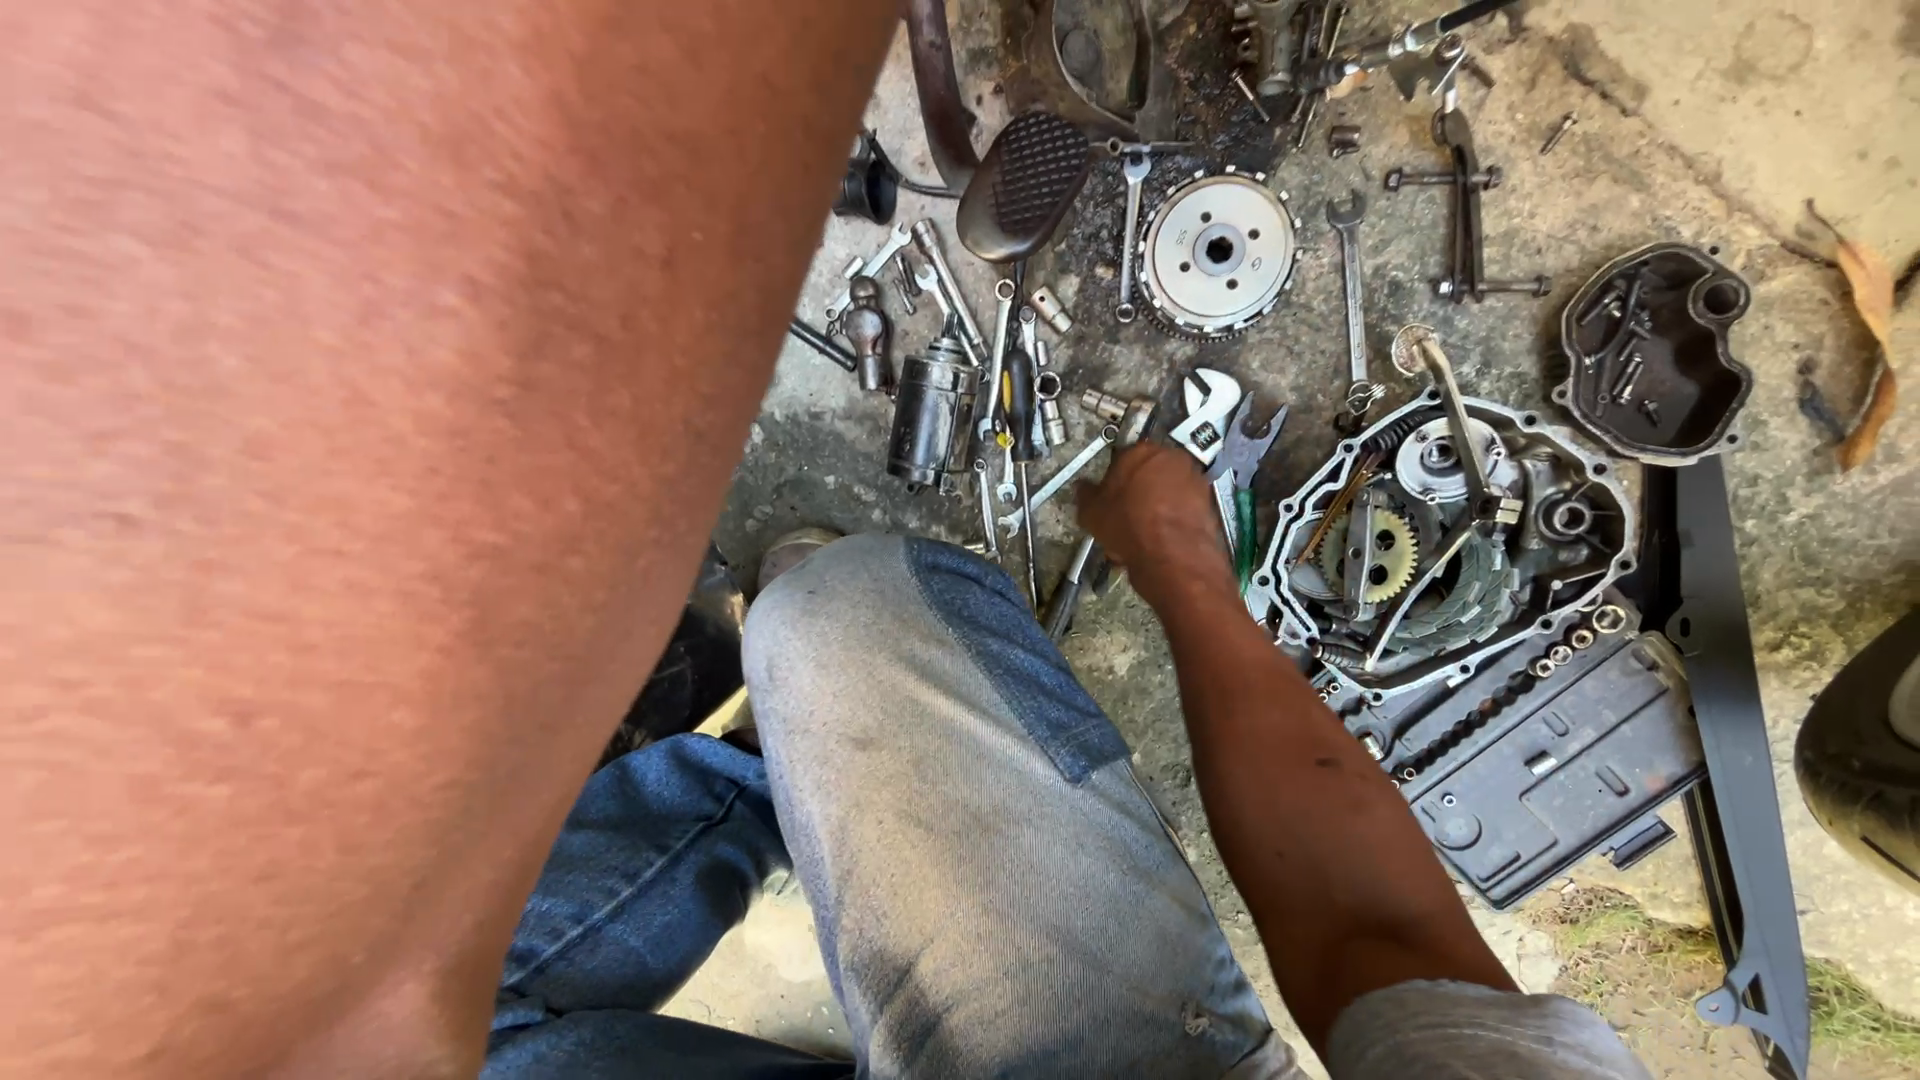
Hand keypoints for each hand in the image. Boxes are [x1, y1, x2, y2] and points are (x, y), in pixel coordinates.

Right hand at [1076, 442, 1235, 610]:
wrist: (1172, 554)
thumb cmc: (1127, 525)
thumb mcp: (1091, 513)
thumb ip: (1085, 495)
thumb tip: (1082, 488)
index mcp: (1139, 451)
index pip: (1121, 460)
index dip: (1113, 483)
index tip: (1109, 500)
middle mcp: (1170, 457)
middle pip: (1148, 473)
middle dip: (1137, 492)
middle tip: (1124, 517)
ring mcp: (1193, 478)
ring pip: (1167, 491)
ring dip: (1156, 506)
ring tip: (1142, 534)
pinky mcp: (1209, 501)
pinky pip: (1182, 508)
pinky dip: (1172, 519)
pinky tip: (1160, 540)